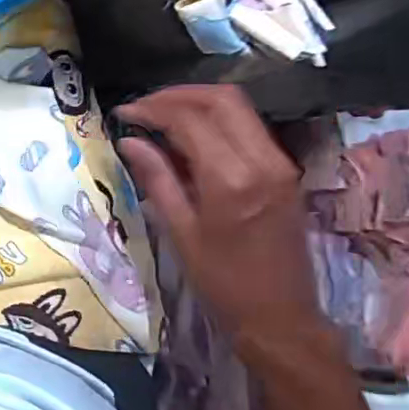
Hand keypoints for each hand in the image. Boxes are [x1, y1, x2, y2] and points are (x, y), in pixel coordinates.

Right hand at [113, 86, 336, 366]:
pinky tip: (187, 137)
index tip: (124, 113)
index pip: (191, 120)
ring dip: (197, 103)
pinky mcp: (285, 170)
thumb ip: (157, 179)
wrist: (279, 314)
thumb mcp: (180, 231)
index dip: (153, 109)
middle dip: (177, 95)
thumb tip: (130, 141)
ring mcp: (280, 164)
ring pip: (238, 109)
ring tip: (159, 116)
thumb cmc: (221, 280)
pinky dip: (215, 120)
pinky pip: (247, 128)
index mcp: (232, 179)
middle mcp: (263, 161)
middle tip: (142, 107)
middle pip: (222, 100)